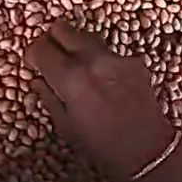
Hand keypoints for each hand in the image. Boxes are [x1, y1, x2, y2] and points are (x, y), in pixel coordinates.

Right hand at [26, 22, 178, 181]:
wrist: (149, 150)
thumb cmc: (103, 146)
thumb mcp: (67, 127)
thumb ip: (49, 97)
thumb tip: (38, 79)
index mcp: (71, 78)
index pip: (41, 48)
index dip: (33, 54)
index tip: (33, 63)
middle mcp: (94, 60)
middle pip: (63, 30)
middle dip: (53, 41)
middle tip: (51, 58)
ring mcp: (117, 58)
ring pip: (87, 38)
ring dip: (77, 48)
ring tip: (76, 70)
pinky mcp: (135, 62)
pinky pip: (109, 53)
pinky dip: (100, 61)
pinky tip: (102, 81)